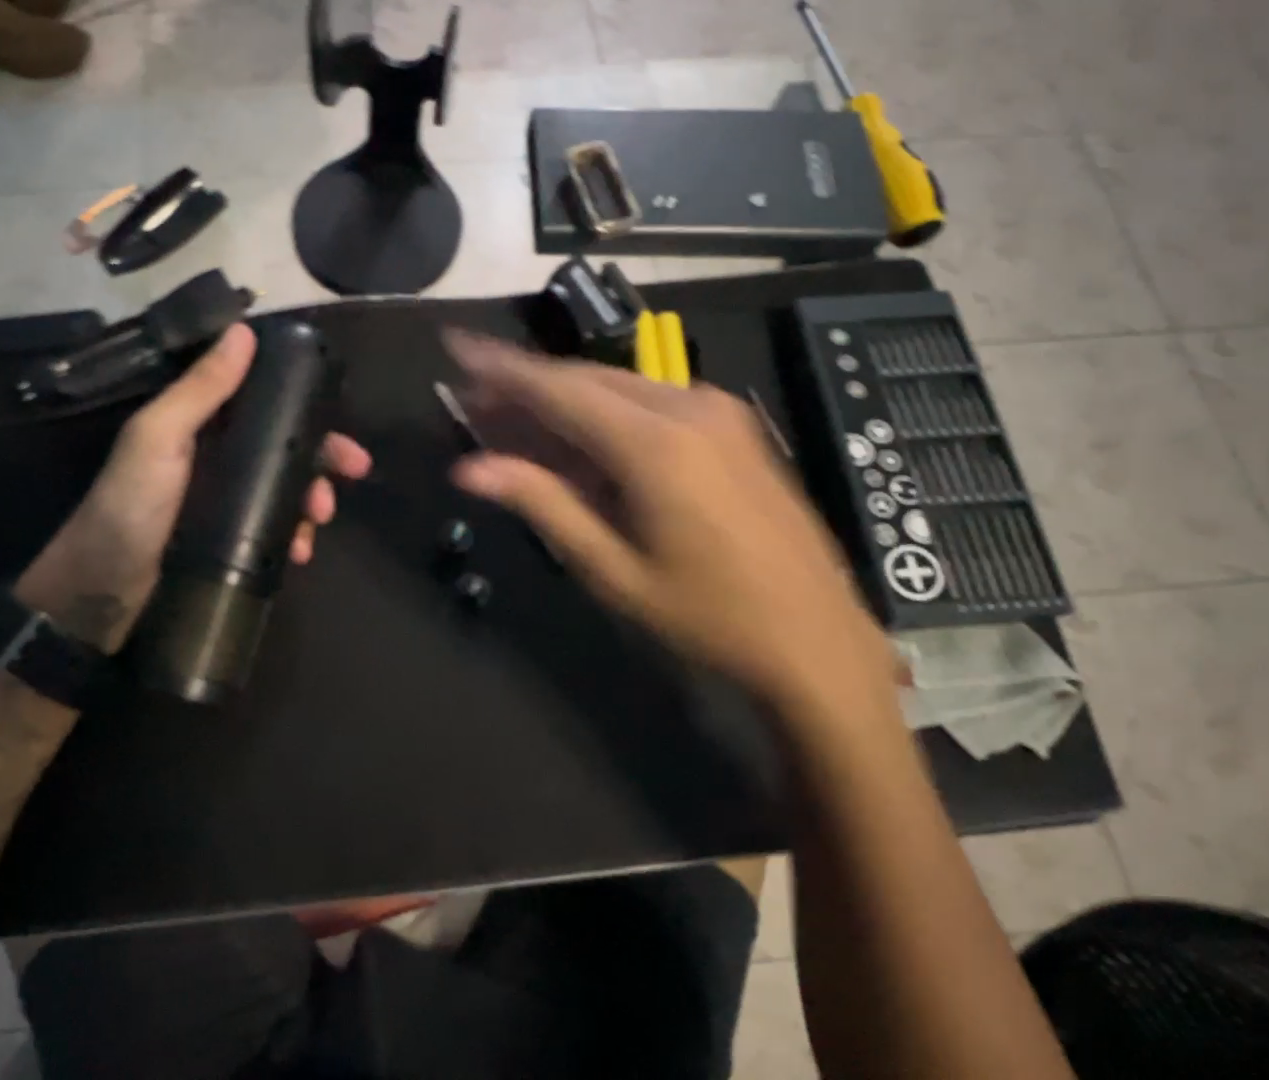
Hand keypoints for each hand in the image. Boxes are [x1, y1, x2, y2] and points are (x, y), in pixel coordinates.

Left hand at [16, 324, 371, 652]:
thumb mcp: (159, 438)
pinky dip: (293, 536)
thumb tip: (243, 332)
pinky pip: (274, 530)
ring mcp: (225, 501)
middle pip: (283, 446)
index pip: (263, 401)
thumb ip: (200, 389)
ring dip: (310, 501)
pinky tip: (300, 552)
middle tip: (353, 473)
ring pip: (285, 489)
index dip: (304, 405)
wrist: (102, 591)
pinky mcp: (230, 541)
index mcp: (198, 423)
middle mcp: (216, 456)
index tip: (339, 417)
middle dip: (320, 459)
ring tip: (315, 524)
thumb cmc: (129, 506)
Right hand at [443, 330, 894, 716]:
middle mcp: (687, 408)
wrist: (814, 636)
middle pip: (585, 379)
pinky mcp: (733, 427)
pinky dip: (603, 413)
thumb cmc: (705, 617)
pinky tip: (578, 441)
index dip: (500, 369)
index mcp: (654, 444)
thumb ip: (543, 505)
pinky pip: (650, 402)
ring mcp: (717, 413)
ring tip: (512, 423)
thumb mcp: (612, 570)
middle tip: (472, 401)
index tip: (455, 348)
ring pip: (617, 386)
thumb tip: (471, 468)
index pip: (558, 389)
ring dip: (563, 400)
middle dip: (525, 385)